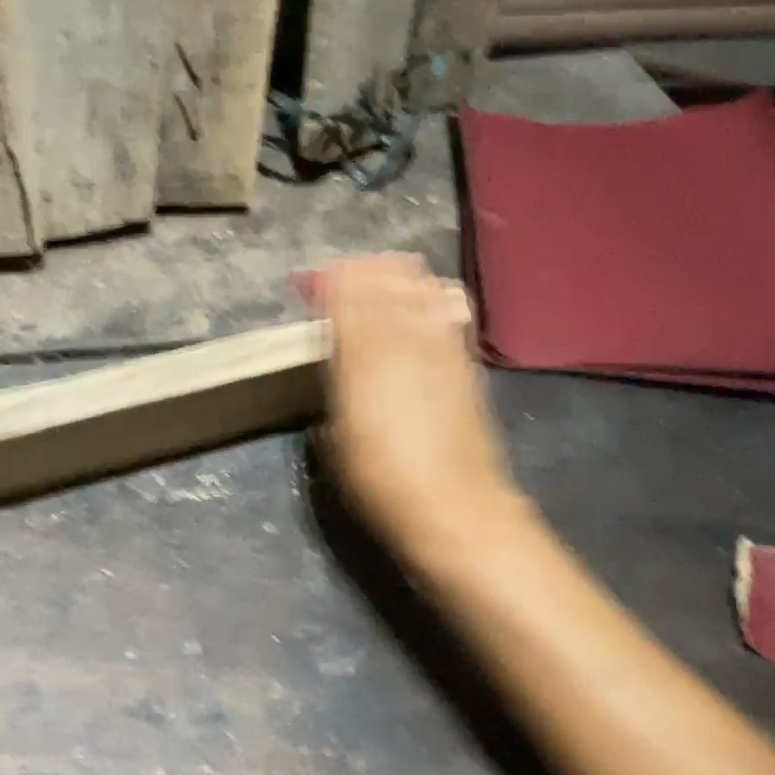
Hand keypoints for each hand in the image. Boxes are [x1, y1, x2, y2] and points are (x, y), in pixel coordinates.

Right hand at [315, 253, 528, 546]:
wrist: (451, 502)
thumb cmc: (379, 479)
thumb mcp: (337, 436)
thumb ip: (335, 386)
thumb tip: (335, 364)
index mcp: (363, 357)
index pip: (346, 296)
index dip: (328, 281)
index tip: (309, 281)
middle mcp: (404, 339)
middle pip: (384, 282)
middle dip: (360, 272)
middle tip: (339, 276)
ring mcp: (440, 345)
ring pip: (419, 287)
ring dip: (395, 278)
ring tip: (378, 279)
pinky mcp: (465, 360)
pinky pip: (446, 308)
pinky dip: (429, 295)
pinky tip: (424, 295)